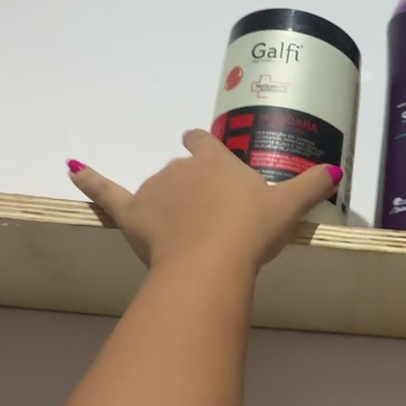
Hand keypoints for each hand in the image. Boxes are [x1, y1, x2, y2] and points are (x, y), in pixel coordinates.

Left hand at [68, 130, 341, 271]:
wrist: (212, 263)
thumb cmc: (252, 231)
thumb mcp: (289, 208)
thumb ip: (311, 186)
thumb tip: (334, 172)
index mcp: (217, 160)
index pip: (204, 143)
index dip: (206, 149)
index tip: (209, 158)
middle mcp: (181, 167)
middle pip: (182, 168)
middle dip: (192, 186)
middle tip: (211, 216)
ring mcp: (154, 189)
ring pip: (158, 188)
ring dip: (167, 201)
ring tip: (186, 233)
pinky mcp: (130, 213)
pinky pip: (105, 192)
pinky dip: (88, 180)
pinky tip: (71, 167)